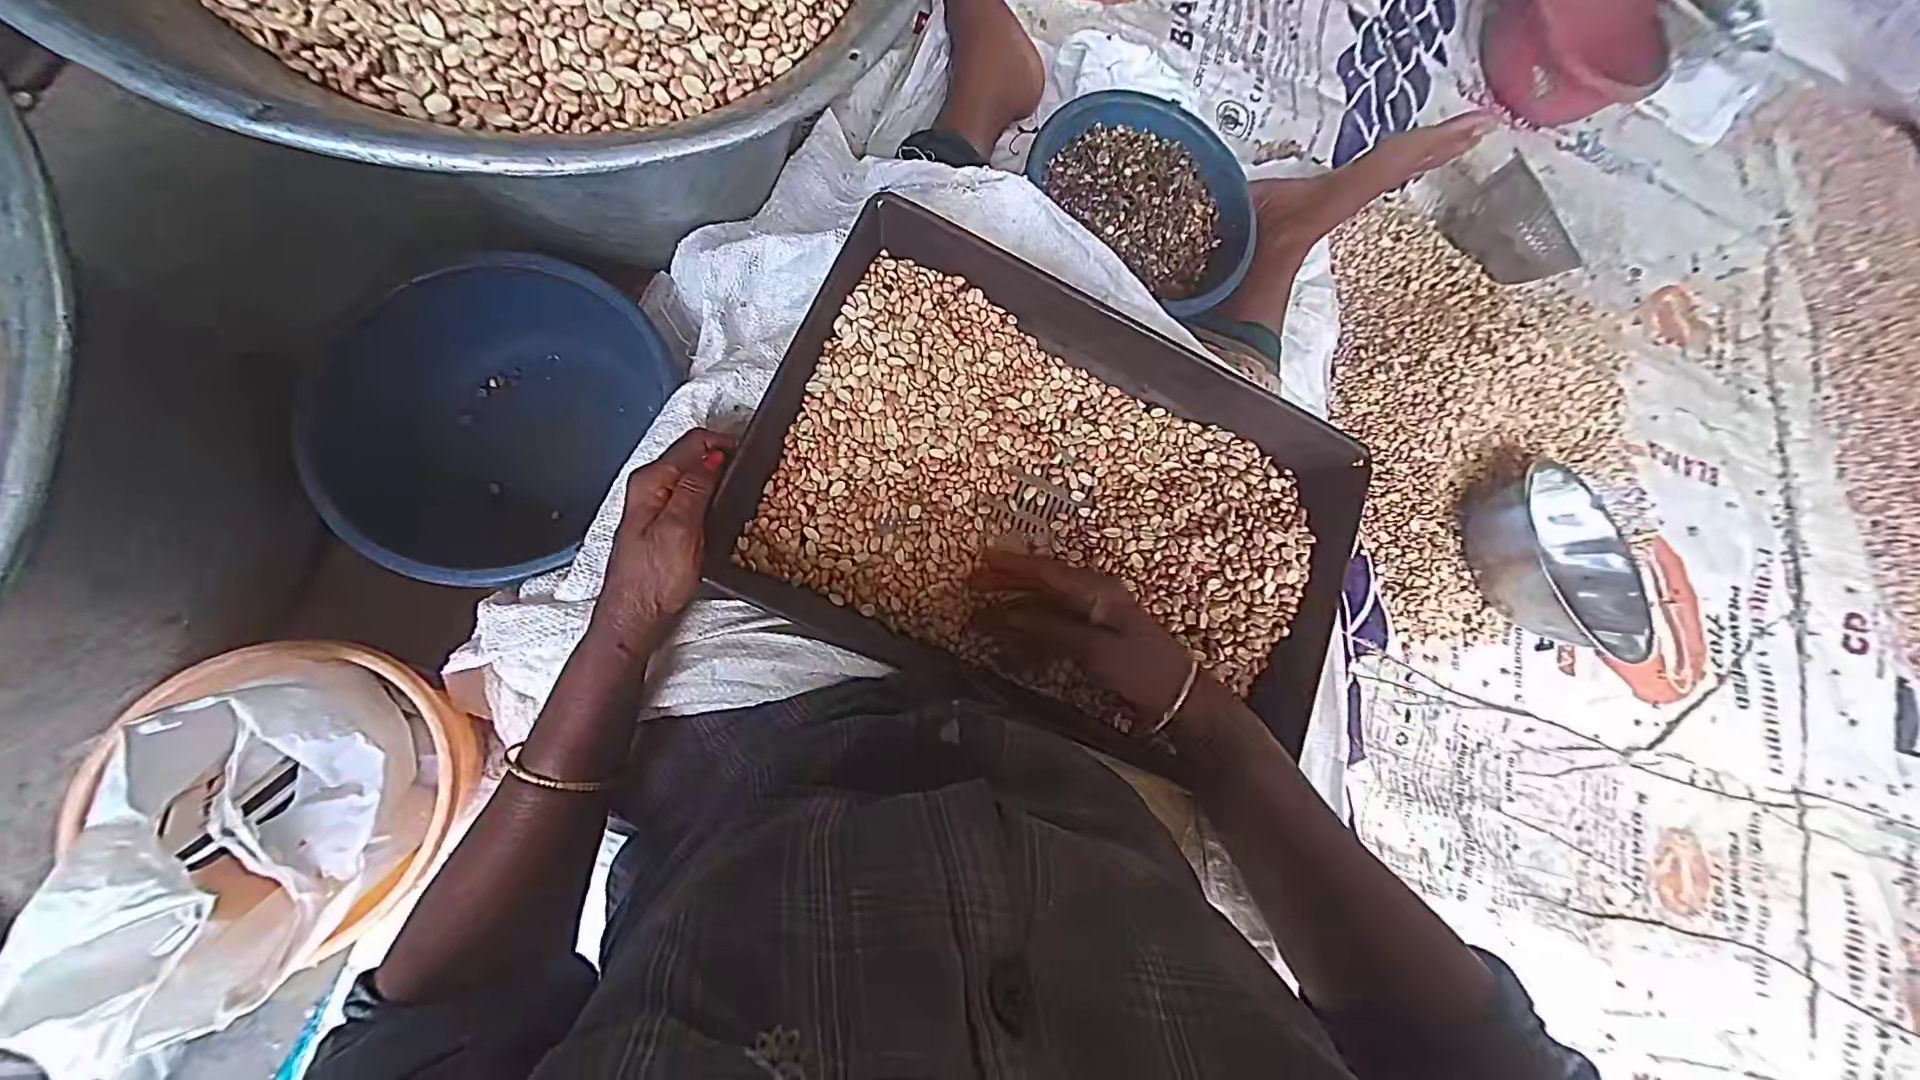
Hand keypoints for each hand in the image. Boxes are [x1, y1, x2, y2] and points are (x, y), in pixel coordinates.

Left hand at [591, 428, 734, 647]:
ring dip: (719, 476)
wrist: (636, 616)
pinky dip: (712, 495)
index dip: (725, 443)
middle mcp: (651, 488)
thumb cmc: (654, 580)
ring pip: (695, 476)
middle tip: (751, 470)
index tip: (750, 454)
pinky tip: (724, 507)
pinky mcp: (666, 523)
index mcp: (651, 482)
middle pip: (693, 455)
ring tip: (743, 486)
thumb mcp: (681, 529)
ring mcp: (657, 505)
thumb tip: (713, 456)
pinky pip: (693, 496)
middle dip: (723, 457)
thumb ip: (696, 488)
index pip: (693, 442)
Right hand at [969, 549, 1204, 730]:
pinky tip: (1014, 639)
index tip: (982, 562)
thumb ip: (1053, 629)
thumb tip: (1012, 615)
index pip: (1047, 572)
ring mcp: (1097, 614)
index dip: (1012, 566)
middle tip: (973, 585)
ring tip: (984, 614)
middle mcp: (1096, 595)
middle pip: (1043, 583)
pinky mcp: (1096, 634)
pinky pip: (1055, 623)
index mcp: (1098, 591)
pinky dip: (1031, 628)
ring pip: (1046, 603)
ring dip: (1015, 607)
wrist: (1182, 699)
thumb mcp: (1097, 651)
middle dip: (1007, 583)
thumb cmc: (1143, 672)